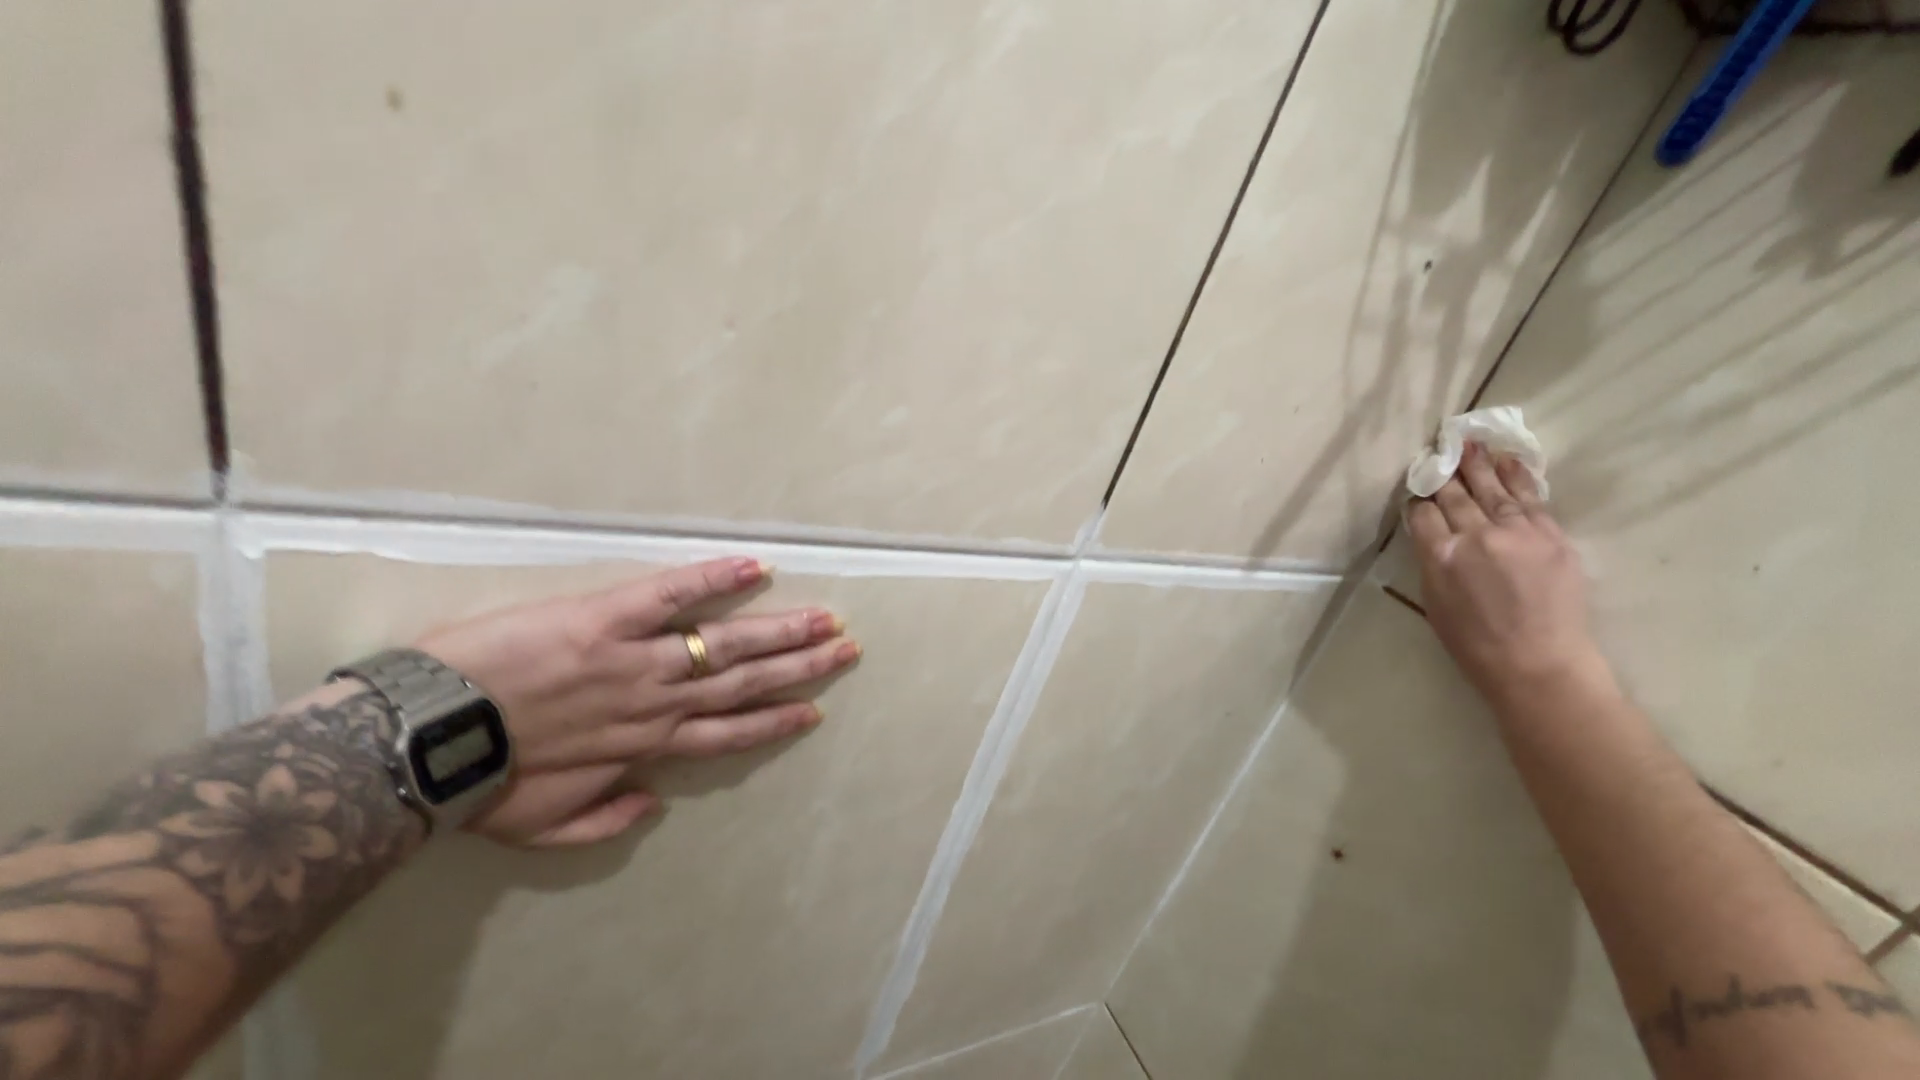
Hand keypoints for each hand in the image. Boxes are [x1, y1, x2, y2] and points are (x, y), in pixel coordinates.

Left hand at [414, 557, 858, 847]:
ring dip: (779, 631)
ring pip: (725, 643)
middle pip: (745, 682)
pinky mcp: (608, 618)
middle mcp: (660, 701)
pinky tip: (754, 568)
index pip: (728, 733)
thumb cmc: (484, 784)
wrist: (429, 739)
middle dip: (800, 667)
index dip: (775, 721)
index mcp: (647, 747)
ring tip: (823, 619)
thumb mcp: (542, 828)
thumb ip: (603, 823)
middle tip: (844, 649)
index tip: (812, 710)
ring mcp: (639, 657)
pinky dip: (712, 580)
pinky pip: (670, 594)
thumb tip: (654, 806)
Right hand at [1406, 443, 1611, 713]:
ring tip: (1470, 444)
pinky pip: (1529, 499)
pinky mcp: (1551, 536)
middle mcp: (1476, 536)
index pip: (1423, 514)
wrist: (1539, 664)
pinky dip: (1516, 478)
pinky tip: (1507, 462)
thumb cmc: (1475, 644)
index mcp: (1441, 557)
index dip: (1419, 501)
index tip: (1419, 495)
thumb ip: (1433, 562)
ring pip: (1492, 489)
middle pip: (1455, 496)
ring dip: (1479, 466)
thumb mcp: (1435, 603)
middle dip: (1445, 475)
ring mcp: (1517, 532)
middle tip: (1441, 454)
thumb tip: (1434, 535)